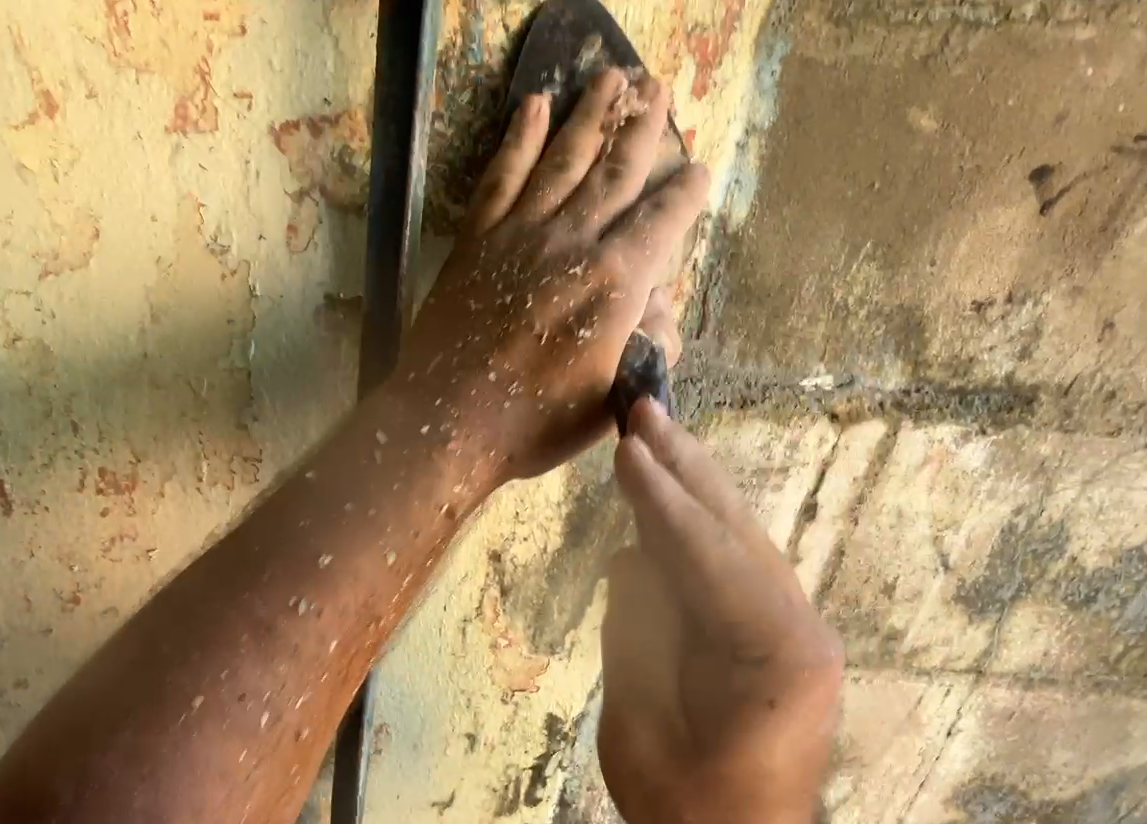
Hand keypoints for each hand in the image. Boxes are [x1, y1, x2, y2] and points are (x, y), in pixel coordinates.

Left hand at [392, 70, 708, 482]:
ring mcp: (520, 236)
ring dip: (589, 115)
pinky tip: (531, 107)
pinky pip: (500, 177)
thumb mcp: (609, 401)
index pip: (662, 223)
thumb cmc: (534, 424)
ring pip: (563, 160)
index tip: (697, 171)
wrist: (449, 422)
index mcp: (616, 283)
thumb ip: (645, 349)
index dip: (684, 195)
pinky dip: (517, 140)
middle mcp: (573, 244)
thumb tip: (659, 311)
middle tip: (659, 91)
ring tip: (610, 76)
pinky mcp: (476, 241)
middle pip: (616, 173)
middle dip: (643, 130)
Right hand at [599, 400, 845, 823]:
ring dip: (700, 487)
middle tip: (646, 412)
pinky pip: (741, 562)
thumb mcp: (640, 725)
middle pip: (736, 529)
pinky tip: (683, 498)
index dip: (660, 500)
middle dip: (688, 470)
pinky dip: (707, 525)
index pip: (706, 554)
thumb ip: (637, 634)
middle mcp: (797, 626)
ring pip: (744, 537)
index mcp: (769, 653)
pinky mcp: (783, 633)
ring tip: (660, 438)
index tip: (625, 449)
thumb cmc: (689, 808)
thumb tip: (634, 561)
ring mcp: (797, 626)